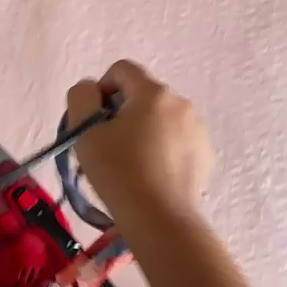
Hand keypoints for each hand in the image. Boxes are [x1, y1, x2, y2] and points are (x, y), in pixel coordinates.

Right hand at [65, 60, 213, 223]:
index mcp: (152, 93)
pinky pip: (176, 140)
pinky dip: (161, 149)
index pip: (121, 69)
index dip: (101, 89)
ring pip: (160, 118)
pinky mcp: (205, 154)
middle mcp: (181, 103)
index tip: (93, 120)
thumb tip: (91, 89)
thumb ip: (81, 97)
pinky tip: (150, 174)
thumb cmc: (117, 170)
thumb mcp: (84, 130)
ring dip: (142, 130)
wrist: (159, 217)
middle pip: (142, 95)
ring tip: (129, 163)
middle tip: (106, 145)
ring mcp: (198, 129)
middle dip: (121, 112)